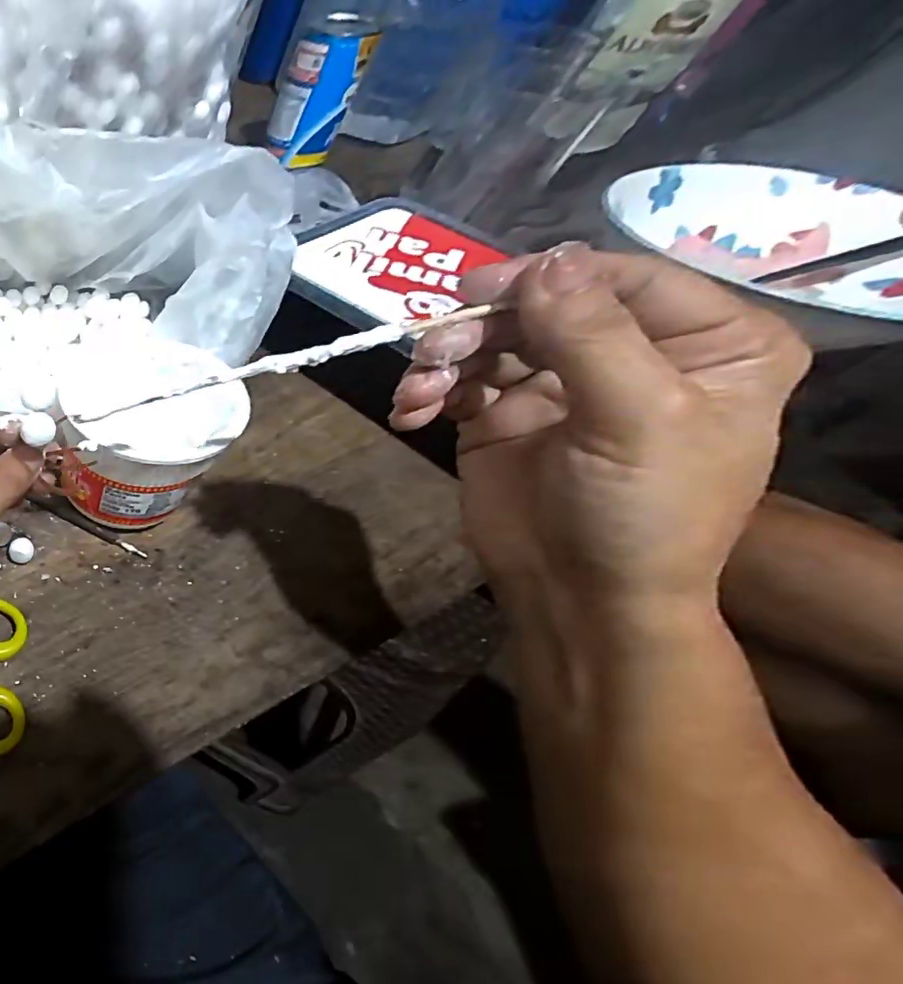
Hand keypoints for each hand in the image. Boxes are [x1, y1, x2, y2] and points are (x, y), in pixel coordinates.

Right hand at [388, 244, 809, 610]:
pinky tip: (409, 416)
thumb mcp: (635, 418)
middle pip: (541, 309)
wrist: (575, 594)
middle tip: (430, 352)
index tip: (475, 289)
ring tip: (415, 395)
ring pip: (490, 344)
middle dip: (479, 329)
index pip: (623, 280)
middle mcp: (629, 354)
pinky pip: (458, 384)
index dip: (548, 277)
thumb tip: (543, 261)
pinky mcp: (498, 417)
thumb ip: (593, 335)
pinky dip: (427, 394)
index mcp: (703, 344)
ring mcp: (556, 386)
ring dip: (442, 363)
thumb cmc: (639, 511)